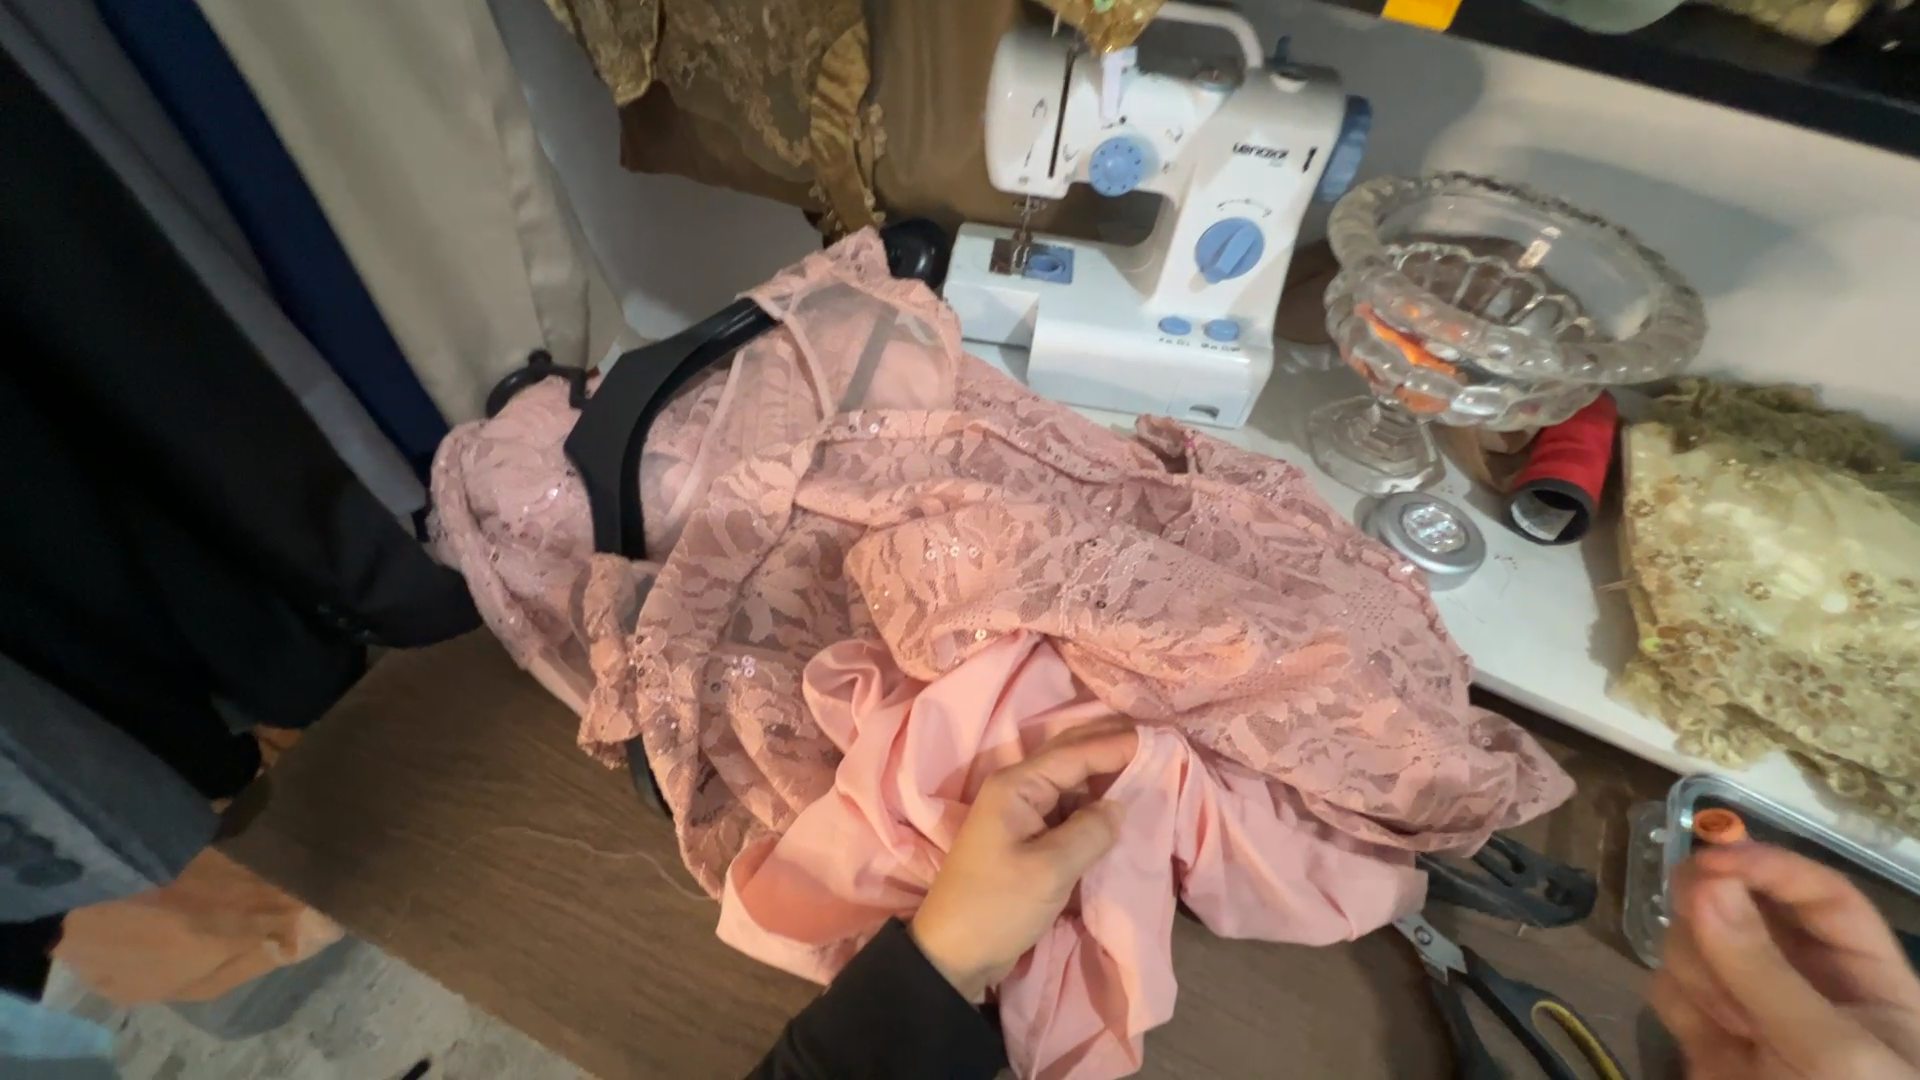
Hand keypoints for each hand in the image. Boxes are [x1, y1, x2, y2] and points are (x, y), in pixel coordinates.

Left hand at [910, 723, 1138, 1002]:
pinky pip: (1067, 805)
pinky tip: (1119, 804)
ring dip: (1104, 772)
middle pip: (1070, 755)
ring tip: (1147, 765)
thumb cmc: (997, 905)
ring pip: (1071, 779)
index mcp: (1017, 784)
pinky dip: (1093, 801)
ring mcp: (1022, 810)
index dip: (1117, 744)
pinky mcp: (1029, 835)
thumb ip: (1090, 832)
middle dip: (1109, 745)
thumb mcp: (1049, 870)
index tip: (1160, 739)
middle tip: (1156, 740)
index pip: (1075, 753)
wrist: (953, 952)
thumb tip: (1120, 806)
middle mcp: (1018, 787)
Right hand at [1652, 842, 1919, 1078]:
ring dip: (1700, 974)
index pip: (1818, 895)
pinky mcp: (1705, 1031)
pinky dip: (1683, 1008)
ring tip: (1735, 1030)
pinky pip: (1668, 986)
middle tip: (1698, 920)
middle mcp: (1805, 982)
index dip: (1765, 865)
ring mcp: (1750, 1006)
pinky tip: (1714, 1043)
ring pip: (1691, 943)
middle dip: (1711, 916)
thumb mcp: (1837, 1059)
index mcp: (1868, 982)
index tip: (1708, 858)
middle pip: (1734, 905)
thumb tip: (1699, 879)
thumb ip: (1764, 970)